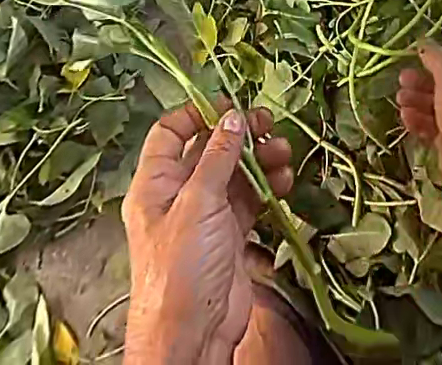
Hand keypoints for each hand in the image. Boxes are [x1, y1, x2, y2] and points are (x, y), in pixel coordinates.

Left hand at [122, 102, 293, 364]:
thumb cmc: (180, 269)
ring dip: (260, 159)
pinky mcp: (229, 232)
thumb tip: (233, 116)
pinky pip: (250, 197)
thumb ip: (218, 156)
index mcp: (156, 183)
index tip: (228, 104)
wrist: (192, 337)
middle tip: (267, 123)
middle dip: (239, 134)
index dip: (197, 113)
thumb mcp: (197, 203)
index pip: (170, 132)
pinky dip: (268, 185)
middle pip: (210, 148)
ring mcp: (206, 212)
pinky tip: (285, 180)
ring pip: (235, 171)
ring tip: (282, 154)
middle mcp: (180, 193)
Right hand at [396, 44, 441, 186]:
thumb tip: (423, 43)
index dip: (439, 62)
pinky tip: (406, 118)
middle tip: (402, 81)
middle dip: (422, 84)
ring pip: (439, 107)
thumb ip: (435, 57)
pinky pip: (435, 127)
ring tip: (400, 100)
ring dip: (418, 102)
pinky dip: (420, 121)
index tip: (417, 60)